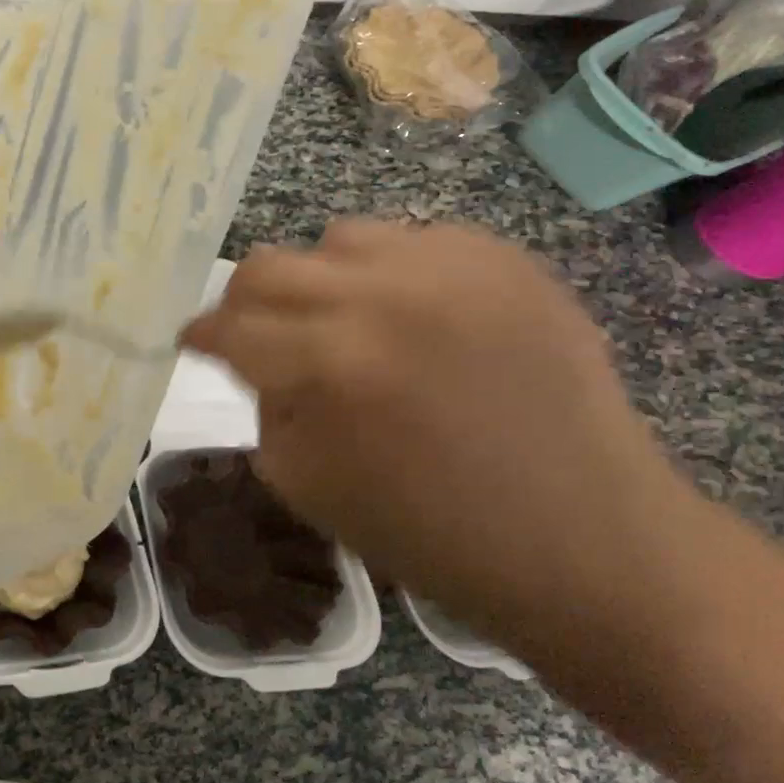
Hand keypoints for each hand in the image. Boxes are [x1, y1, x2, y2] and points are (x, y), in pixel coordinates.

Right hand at [179, 219, 688, 636]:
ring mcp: (453, 271)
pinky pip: (414, 239)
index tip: (197, 345)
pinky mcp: (509, 263)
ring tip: (347, 323)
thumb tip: (248, 350)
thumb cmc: (427, 529)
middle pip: (266, 266)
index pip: (226, 324)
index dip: (201, 337)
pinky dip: (393, 275)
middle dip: (247, 305)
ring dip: (323, 281)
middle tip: (260, 337)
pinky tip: (413, 320)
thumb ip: (259, 396)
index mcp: (326, 363)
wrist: (586, 544)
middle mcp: (383, 297)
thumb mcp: (298, 478)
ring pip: (337, 238)